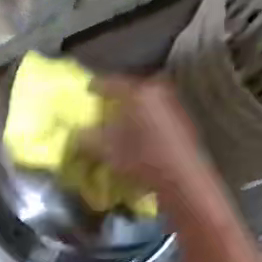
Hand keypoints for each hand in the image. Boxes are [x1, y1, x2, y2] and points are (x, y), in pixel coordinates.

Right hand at [87, 75, 216, 197]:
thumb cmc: (141, 160)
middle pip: (130, 90)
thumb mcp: (106, 151)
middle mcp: (157, 91)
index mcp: (136, 91)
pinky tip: (139, 135)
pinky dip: (146, 120)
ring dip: (133, 110)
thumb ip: (87, 138)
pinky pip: (157, 114)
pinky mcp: (183, 121)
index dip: (95, 87)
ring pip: (145, 102)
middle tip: (104, 106)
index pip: (109, 82)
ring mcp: (173, 105)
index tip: (87, 91)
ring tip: (121, 123)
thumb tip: (77, 133)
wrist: (183, 179)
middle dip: (116, 98)